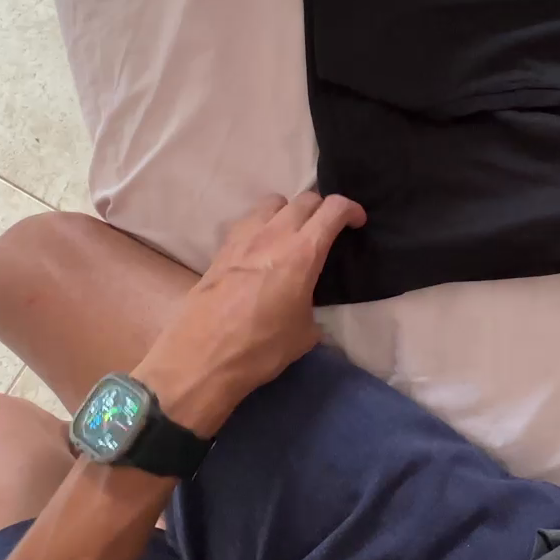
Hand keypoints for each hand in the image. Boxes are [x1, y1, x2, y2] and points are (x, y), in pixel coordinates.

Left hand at [133, 191, 364, 434]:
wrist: (202, 360)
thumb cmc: (261, 349)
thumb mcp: (305, 333)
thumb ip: (312, 307)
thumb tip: (308, 307)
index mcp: (302, 253)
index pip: (333, 209)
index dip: (351, 209)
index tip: (357, 222)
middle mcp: (274, 235)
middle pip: (304, 200)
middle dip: (322, 209)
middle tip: (327, 229)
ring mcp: (243, 239)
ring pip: (272, 202)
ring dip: (289, 211)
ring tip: (292, 232)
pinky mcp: (221, 249)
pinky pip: (248, 221)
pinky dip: (262, 225)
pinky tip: (261, 248)